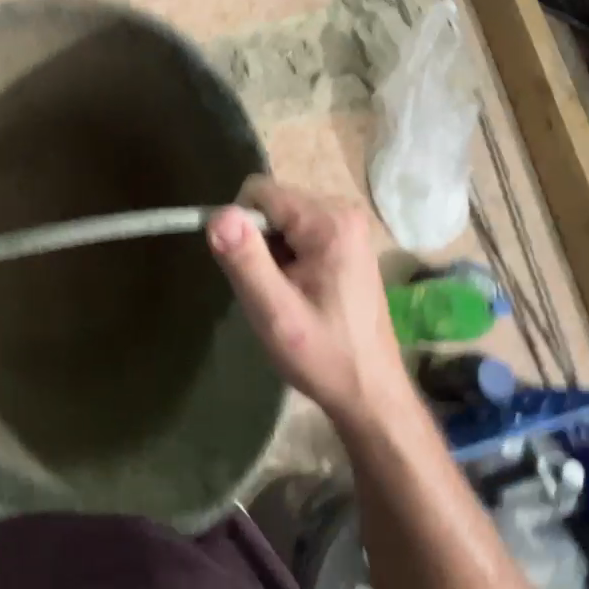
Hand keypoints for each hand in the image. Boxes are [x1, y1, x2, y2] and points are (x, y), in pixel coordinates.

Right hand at [206, 177, 403, 424]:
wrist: (371, 394)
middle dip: (258, 244)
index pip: (257, 193)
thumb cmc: (323, 356)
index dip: (241, 231)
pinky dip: (287, 259)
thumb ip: (246, 260)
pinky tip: (301, 294)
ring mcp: (348, 227)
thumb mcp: (275, 313)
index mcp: (329, 222)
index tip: (252, 274)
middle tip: (272, 291)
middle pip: (270, 205)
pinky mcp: (347, 242)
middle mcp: (343, 212)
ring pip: (280, 219)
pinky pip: (296, 233)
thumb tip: (218, 214)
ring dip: (271, 254)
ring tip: (287, 296)